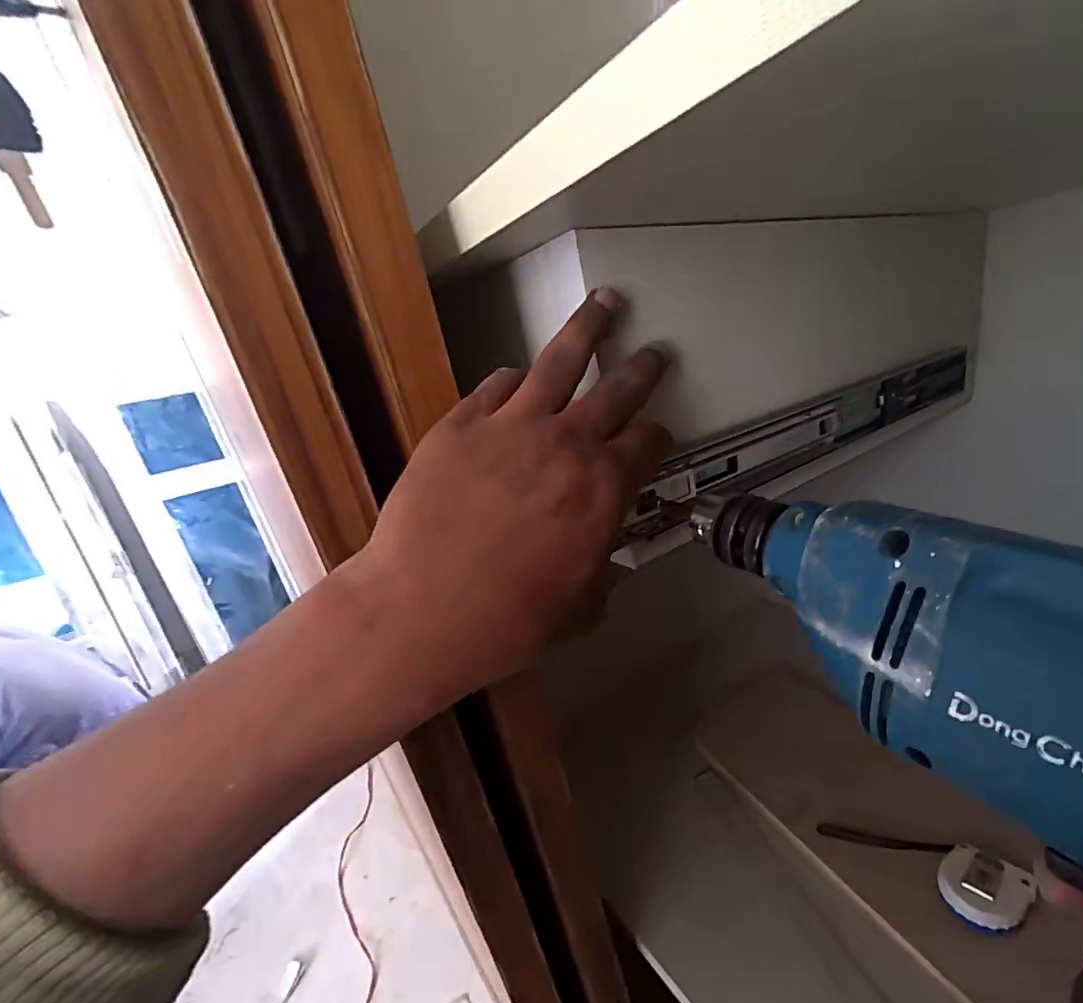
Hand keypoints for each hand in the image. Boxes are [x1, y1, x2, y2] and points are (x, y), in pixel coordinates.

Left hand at [341, 286, 671, 702]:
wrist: (425, 606)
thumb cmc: (511, 619)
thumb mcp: (579, 609)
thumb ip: (599, 576)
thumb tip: (603, 565)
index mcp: (605, 488)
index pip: (647, 445)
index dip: (657, 439)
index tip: (656, 436)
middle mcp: (567, 443)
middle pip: (616, 390)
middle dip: (642, 369)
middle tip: (655, 351)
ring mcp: (511, 424)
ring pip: (560, 361)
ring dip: (588, 329)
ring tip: (604, 304)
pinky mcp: (461, 422)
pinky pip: (496, 383)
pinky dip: (512, 377)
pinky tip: (515, 375)